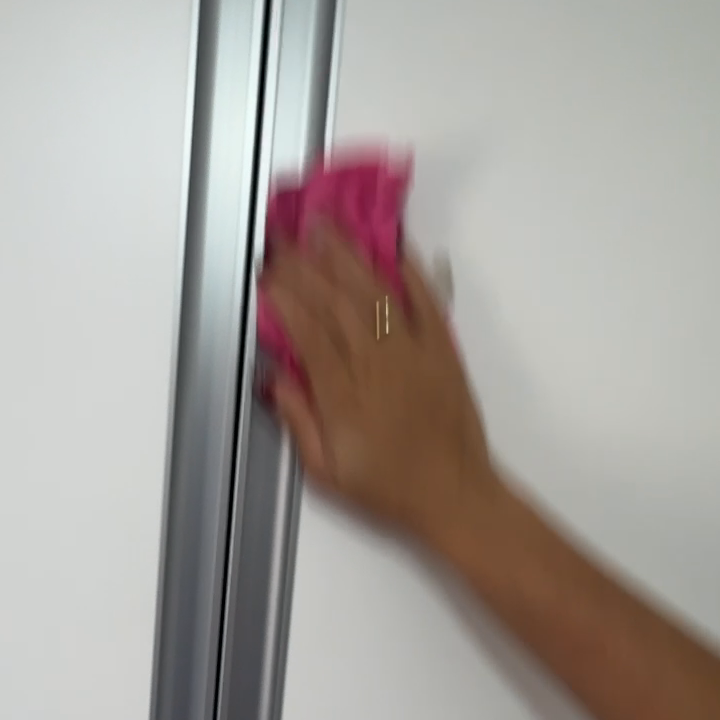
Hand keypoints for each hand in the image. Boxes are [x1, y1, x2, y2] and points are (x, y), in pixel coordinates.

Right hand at [260, 224, 500, 544]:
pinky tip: (391, 244)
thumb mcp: (326, 471)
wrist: (454, 494)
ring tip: (325, 225)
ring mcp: (414, 352)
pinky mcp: (443, 349)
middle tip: (284, 235)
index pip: (307, 332)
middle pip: (335, 302)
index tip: (265, 273)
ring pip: (374, 292)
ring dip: (347, 255)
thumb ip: (298, 421)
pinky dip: (409, 269)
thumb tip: (274, 378)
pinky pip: (426, 300)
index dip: (284, 298)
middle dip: (306, 264)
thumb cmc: (385, 487)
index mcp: (343, 395)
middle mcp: (377, 364)